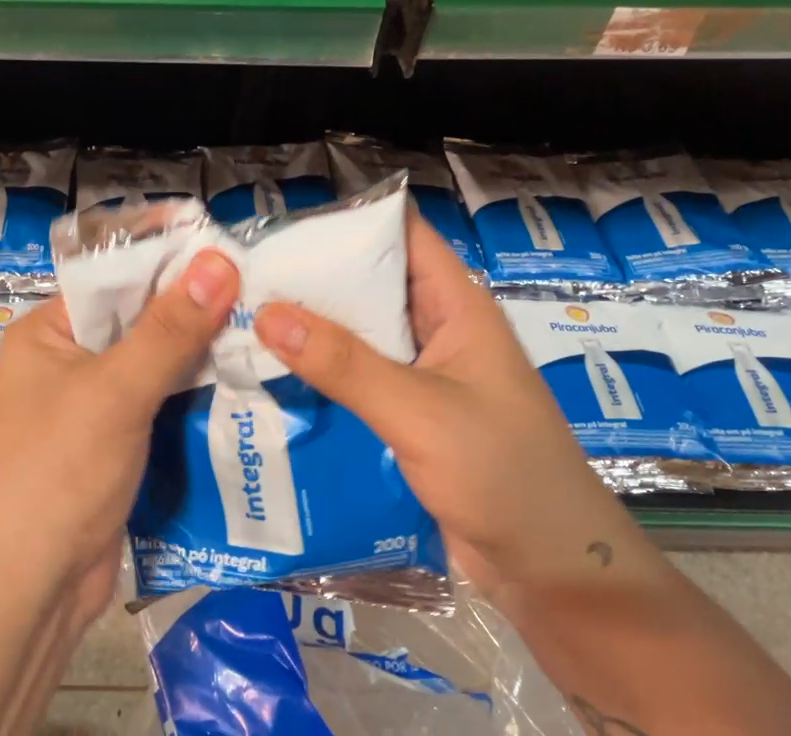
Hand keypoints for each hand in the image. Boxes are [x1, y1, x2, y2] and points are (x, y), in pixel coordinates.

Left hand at [0, 249, 240, 619]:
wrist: (28, 588)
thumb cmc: (57, 473)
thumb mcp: (115, 392)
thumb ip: (169, 330)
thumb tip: (219, 262)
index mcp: (46, 332)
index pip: (113, 276)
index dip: (168, 261)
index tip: (230, 246)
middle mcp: (65, 361)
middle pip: (138, 321)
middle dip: (194, 310)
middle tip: (265, 291)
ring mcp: (91, 408)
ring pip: (154, 366)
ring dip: (201, 356)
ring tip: (269, 332)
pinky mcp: (114, 447)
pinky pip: (159, 407)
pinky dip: (194, 398)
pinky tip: (244, 386)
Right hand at [252, 209, 656, 599]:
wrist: (550, 570)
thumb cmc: (502, 473)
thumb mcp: (419, 411)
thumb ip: (343, 363)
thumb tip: (265, 312)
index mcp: (458, 306)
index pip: (402, 234)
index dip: (347, 221)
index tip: (281, 225)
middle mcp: (438, 330)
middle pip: (369, 284)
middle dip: (312, 277)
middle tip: (240, 278)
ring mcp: (422, 376)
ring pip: (357, 335)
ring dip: (310, 329)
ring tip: (240, 319)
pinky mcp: (407, 417)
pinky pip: (356, 380)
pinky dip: (318, 374)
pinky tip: (269, 377)